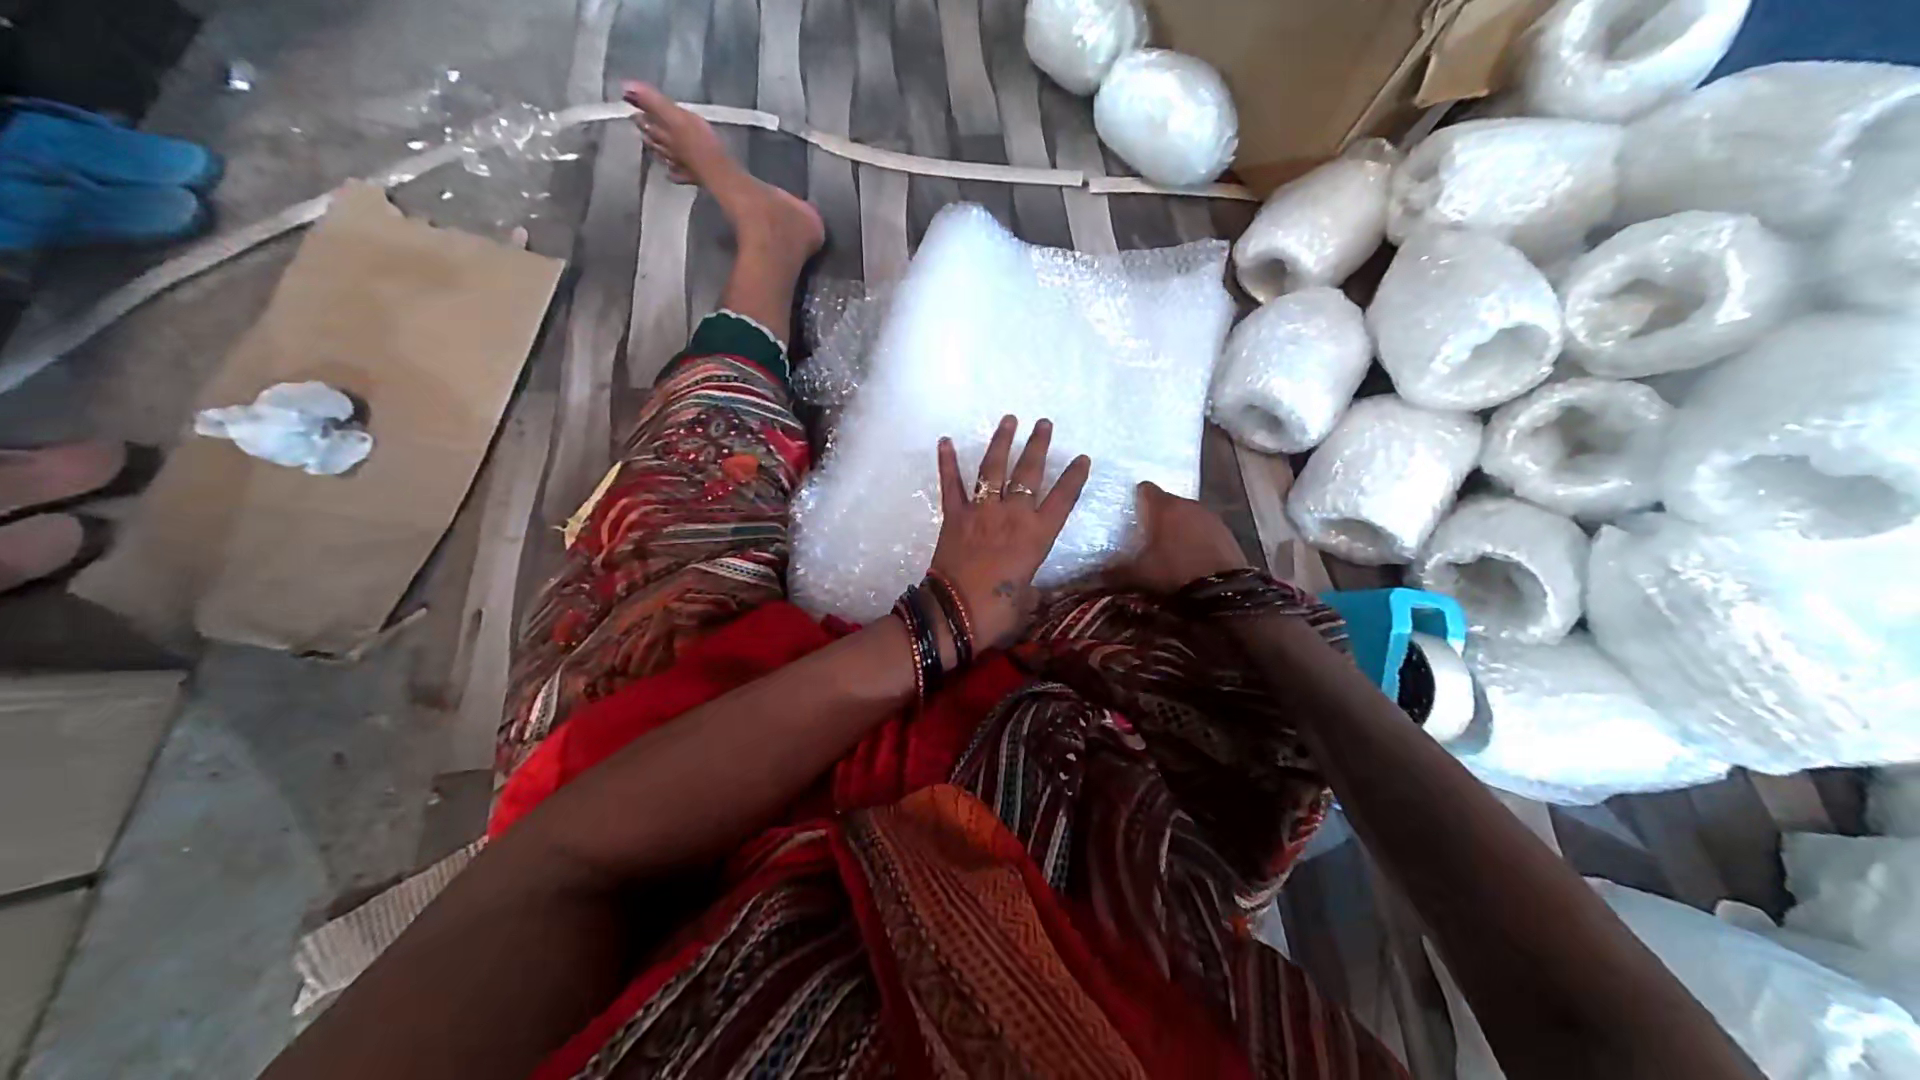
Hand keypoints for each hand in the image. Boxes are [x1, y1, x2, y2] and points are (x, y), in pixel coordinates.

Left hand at [931, 416, 1090, 648]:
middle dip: (1038, 445)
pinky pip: (951, 484)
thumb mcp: (1026, 604)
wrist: (954, 614)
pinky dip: (947, 463)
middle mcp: (1012, 515)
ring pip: (993, 468)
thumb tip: (1034, 593)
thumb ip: (1032, 590)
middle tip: (1044, 423)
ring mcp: (981, 512)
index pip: (1063, 499)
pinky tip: (944, 441)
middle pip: (1029, 472)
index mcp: (1036, 536)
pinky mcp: (954, 516)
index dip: (1074, 477)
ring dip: (1002, 442)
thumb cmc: (996, 613)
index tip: (1082, 458)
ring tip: (1009, 419)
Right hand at [1113, 481, 1252, 595]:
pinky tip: (1191, 555)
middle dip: (1156, 514)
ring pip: (1186, 514)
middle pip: (1166, 501)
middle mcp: (1187, 504)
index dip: (1136, 498)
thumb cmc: (1174, 573)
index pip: (1145, 488)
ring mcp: (1210, 516)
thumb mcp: (1138, 576)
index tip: (1129, 513)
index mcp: (1163, 507)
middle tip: (1145, 535)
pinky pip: (1204, 527)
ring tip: (1168, 547)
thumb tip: (1091, 576)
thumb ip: (1113, 572)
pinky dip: (1195, 536)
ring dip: (1178, 525)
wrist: (1223, 591)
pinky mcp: (1226, 531)